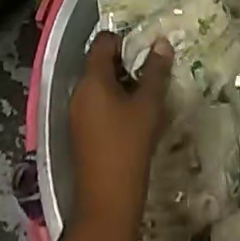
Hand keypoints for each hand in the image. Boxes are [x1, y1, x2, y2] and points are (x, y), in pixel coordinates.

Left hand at [63, 32, 172, 240]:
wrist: (107, 200)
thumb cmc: (128, 146)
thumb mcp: (148, 106)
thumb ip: (155, 72)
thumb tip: (162, 43)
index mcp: (92, 79)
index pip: (103, 42)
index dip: (124, 40)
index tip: (145, 50)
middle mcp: (79, 91)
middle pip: (101, 63)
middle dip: (126, 64)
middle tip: (151, 72)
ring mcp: (77, 113)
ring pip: (100, 85)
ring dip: (122, 85)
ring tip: (146, 95)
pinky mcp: (80, 132)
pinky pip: (96, 104)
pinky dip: (114, 103)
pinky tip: (134, 118)